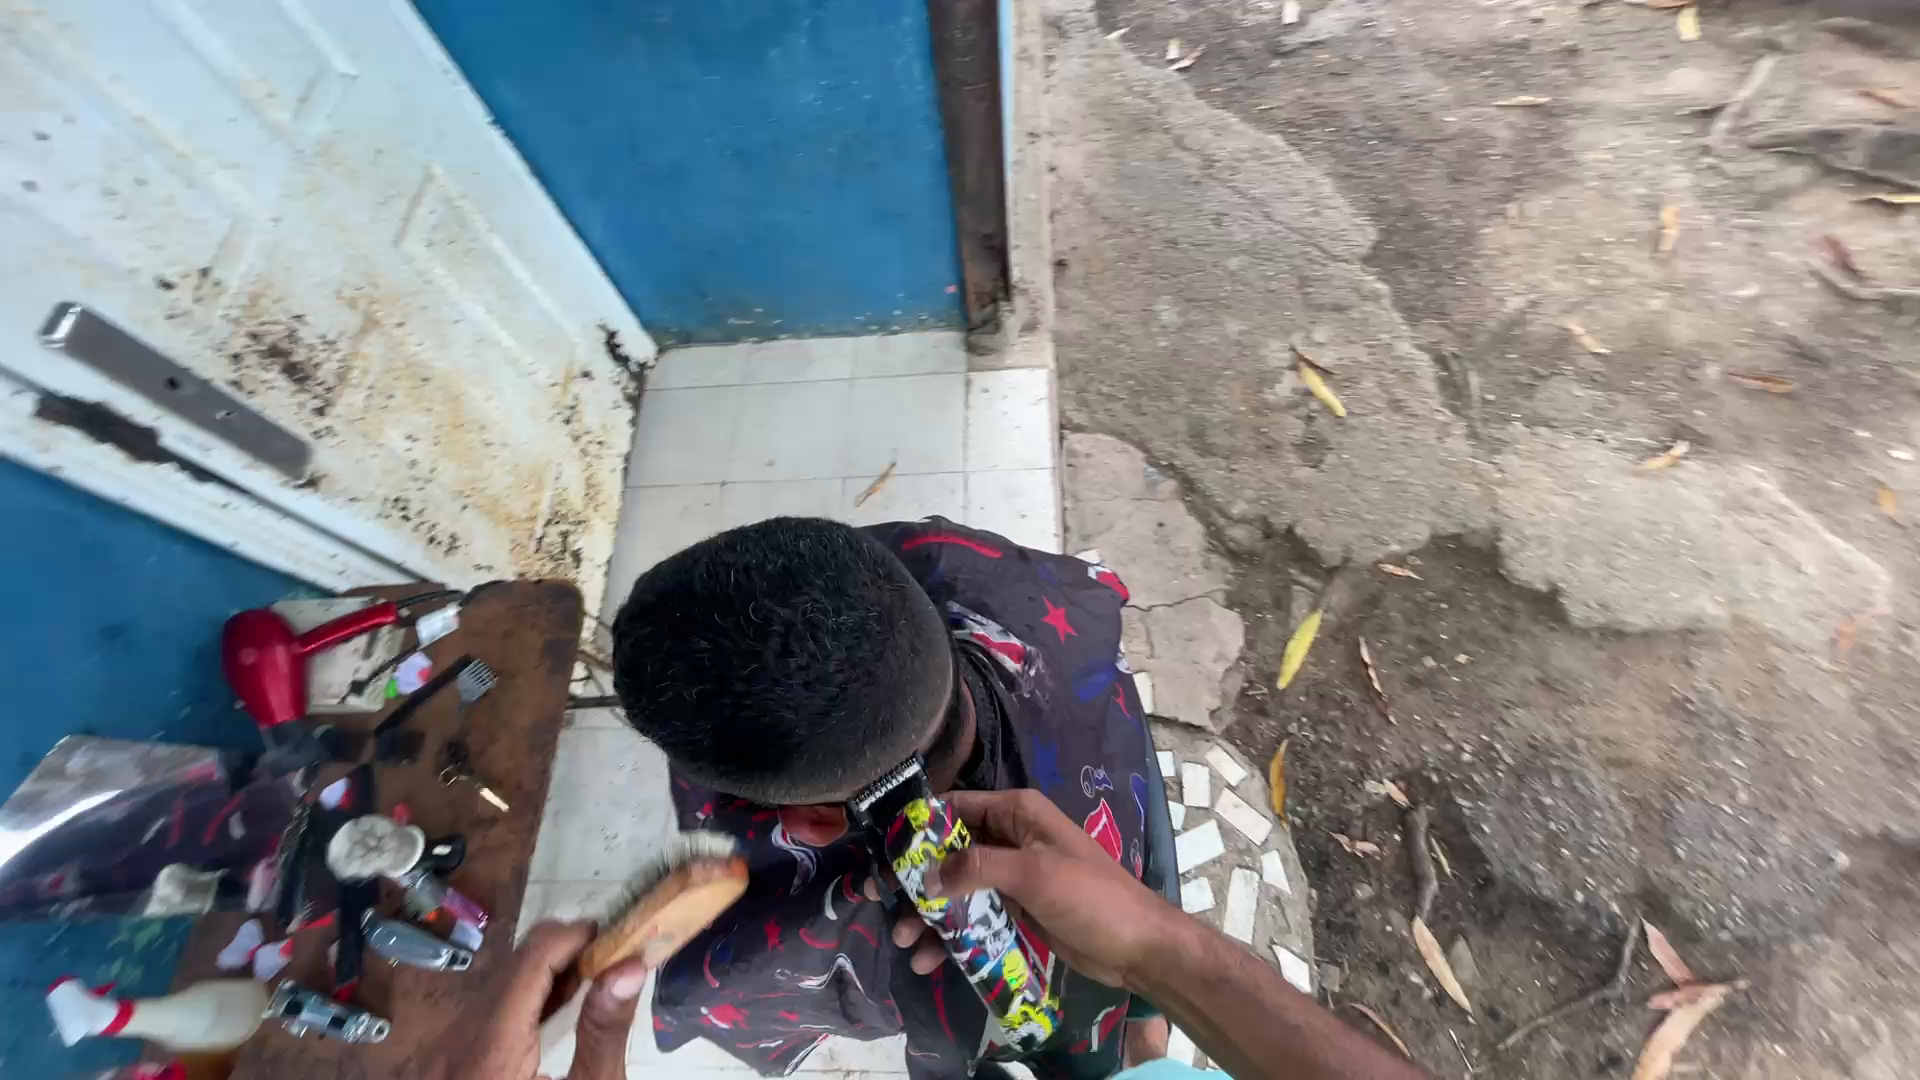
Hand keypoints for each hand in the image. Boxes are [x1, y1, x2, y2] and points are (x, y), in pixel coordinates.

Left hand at [440, 920, 650, 1079]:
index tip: (620, 941)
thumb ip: (604, 1032)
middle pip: (515, 962)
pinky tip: (553, 1018)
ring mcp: (438, 1057)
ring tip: (591, 990)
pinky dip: (524, 999)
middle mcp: (450, 1044)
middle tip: (613, 967)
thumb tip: (631, 964)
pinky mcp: (440, 1068)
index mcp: (487, 1051)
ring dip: (548, 973)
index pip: (534, 953)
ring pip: (498, 981)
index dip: (579, 935)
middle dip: (569, 953)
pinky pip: (484, 1009)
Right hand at [888, 788, 1172, 989]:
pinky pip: (973, 915)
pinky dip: (950, 934)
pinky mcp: (1015, 909)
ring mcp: (1011, 875)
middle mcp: (1009, 837)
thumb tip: (926, 875)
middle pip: (950, 850)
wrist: (1137, 946)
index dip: (921, 826)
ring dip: (928, 913)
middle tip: (881, 902)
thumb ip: (979, 868)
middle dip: (917, 877)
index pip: (957, 807)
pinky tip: (930, 959)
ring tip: (905, 942)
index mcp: (1017, 812)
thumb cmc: (1090, 895)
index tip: (886, 851)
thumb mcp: (1035, 874)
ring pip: (957, 887)